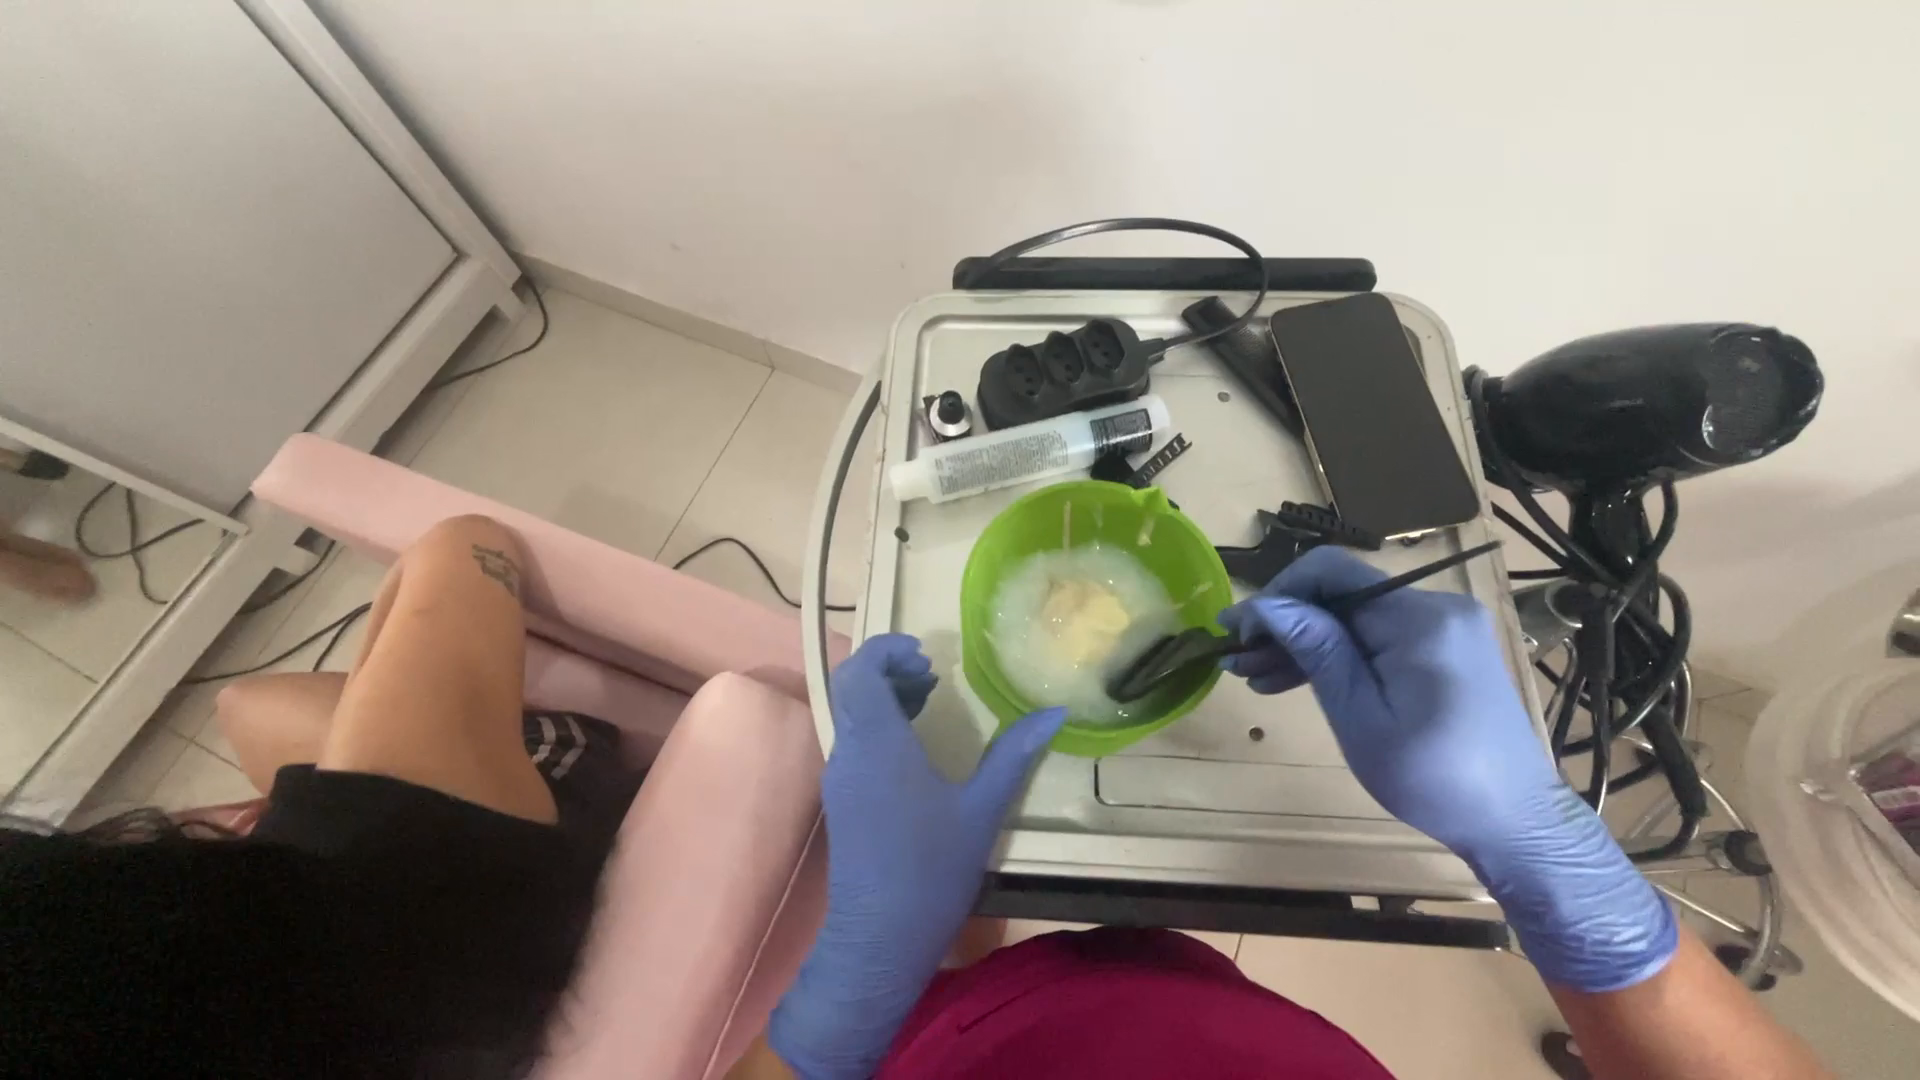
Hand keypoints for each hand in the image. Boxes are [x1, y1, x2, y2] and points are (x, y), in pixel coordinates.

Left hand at [768, 634, 1065, 1079]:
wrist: (879, 938)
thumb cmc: (932, 869)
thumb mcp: (982, 809)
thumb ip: (1014, 754)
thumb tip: (1055, 711)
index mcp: (878, 743)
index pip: (860, 671)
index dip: (885, 650)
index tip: (925, 655)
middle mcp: (850, 751)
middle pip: (851, 685)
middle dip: (888, 668)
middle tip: (932, 674)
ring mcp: (840, 775)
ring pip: (851, 712)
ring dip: (885, 695)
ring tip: (929, 698)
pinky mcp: (842, 797)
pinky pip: (854, 739)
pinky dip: (880, 722)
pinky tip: (915, 741)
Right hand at [1218, 547, 1676, 992]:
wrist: (1514, 822)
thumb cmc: (1431, 777)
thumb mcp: (1360, 716)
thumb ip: (1316, 650)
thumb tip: (1264, 605)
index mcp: (1417, 618)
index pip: (1328, 572)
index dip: (1275, 595)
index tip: (1237, 633)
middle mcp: (1433, 606)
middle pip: (1337, 594)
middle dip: (1282, 624)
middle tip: (1237, 662)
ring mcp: (1441, 626)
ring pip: (1349, 616)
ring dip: (1301, 642)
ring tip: (1255, 678)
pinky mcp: (1441, 647)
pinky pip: (1373, 635)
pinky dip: (1335, 653)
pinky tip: (1294, 679)